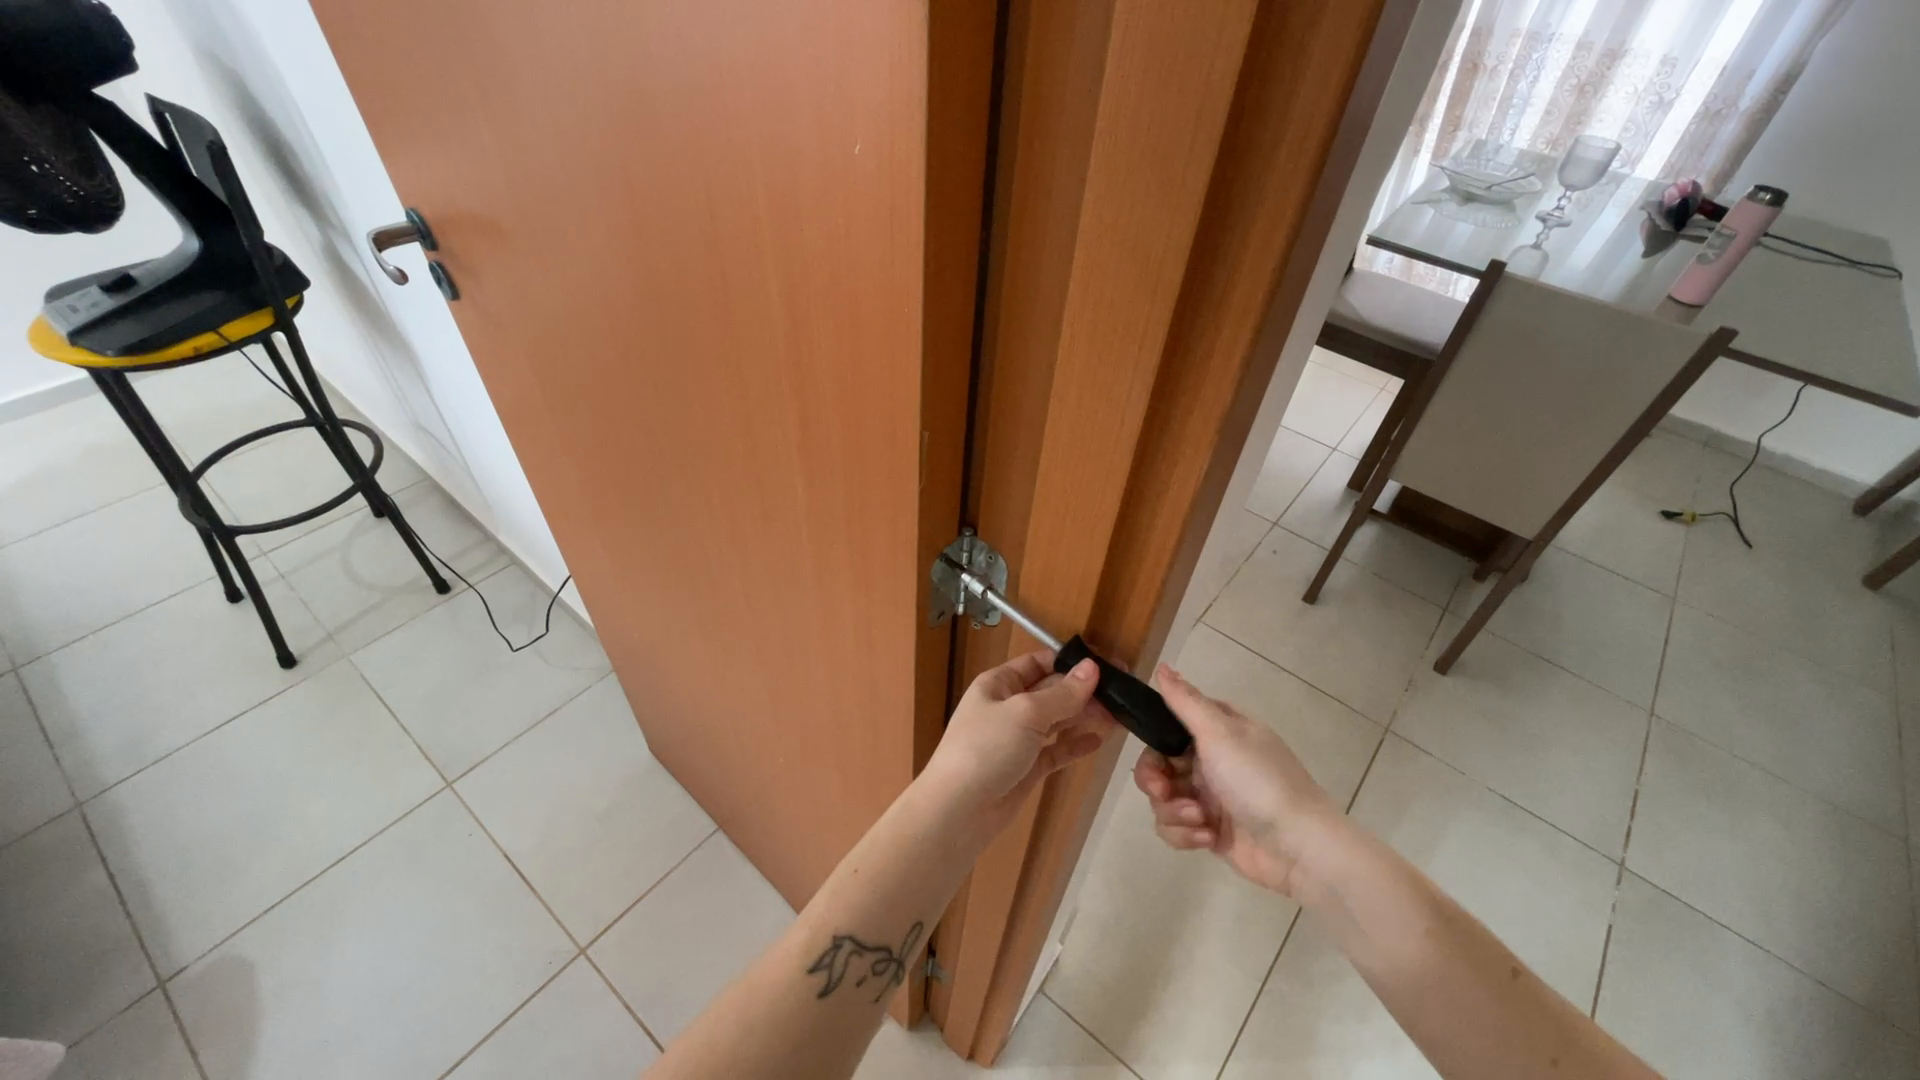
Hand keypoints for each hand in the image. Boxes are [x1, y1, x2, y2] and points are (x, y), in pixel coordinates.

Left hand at [921, 650, 1117, 830]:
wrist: (958, 810)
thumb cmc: (987, 748)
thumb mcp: (1025, 713)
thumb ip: (1062, 694)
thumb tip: (1092, 667)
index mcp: (999, 684)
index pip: (1038, 663)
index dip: (1070, 662)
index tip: (1107, 666)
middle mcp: (1008, 708)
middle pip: (1052, 692)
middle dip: (1084, 692)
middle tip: (1122, 695)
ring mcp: (1017, 740)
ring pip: (1057, 722)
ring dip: (1085, 718)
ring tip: (1119, 716)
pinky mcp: (1026, 768)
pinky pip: (1056, 751)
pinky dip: (1076, 745)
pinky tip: (1099, 741)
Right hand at [1133, 664, 1341, 896]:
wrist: (1298, 845)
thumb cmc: (1258, 781)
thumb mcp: (1220, 733)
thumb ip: (1186, 701)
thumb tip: (1162, 666)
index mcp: (1217, 732)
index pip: (1168, 727)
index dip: (1154, 742)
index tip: (1156, 755)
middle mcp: (1211, 761)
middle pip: (1157, 765)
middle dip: (1154, 781)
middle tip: (1162, 791)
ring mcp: (1210, 798)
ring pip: (1163, 800)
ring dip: (1174, 812)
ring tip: (1199, 820)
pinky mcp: (1209, 831)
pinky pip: (1176, 829)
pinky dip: (1186, 835)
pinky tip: (1208, 839)